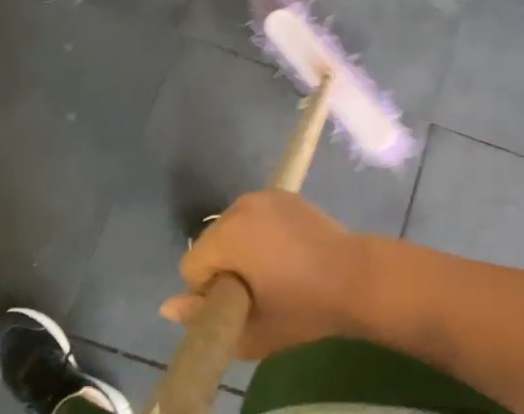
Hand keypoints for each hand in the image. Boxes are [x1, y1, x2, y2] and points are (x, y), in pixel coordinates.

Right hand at [160, 189, 370, 359]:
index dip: (209, 292)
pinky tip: (285, 252)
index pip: (192, 266)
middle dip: (222, 266)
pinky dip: (259, 233)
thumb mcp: (250, 330)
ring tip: (271, 271)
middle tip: (256, 290)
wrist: (355, 277)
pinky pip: (254, 216)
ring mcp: (264, 195)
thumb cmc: (302, 307)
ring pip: (231, 227)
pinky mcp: (284, 194)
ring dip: (240, 248)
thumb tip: (168, 307)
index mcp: (227, 235)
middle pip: (210, 243)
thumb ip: (202, 319)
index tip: (239, 304)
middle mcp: (240, 206)